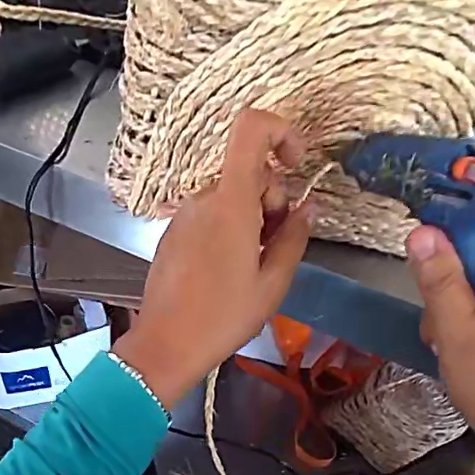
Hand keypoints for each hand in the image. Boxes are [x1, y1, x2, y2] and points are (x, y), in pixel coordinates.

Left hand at [114, 109, 312, 403]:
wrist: (166, 345)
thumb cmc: (223, 317)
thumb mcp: (272, 283)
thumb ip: (295, 238)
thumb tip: (308, 207)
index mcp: (230, 204)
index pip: (251, 129)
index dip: (281, 132)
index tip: (296, 164)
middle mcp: (203, 200)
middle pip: (247, 172)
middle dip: (272, 198)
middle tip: (275, 244)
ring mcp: (184, 215)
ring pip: (229, 196)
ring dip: (251, 218)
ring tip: (252, 264)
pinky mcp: (173, 233)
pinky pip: (210, 214)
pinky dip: (229, 228)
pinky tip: (228, 269)